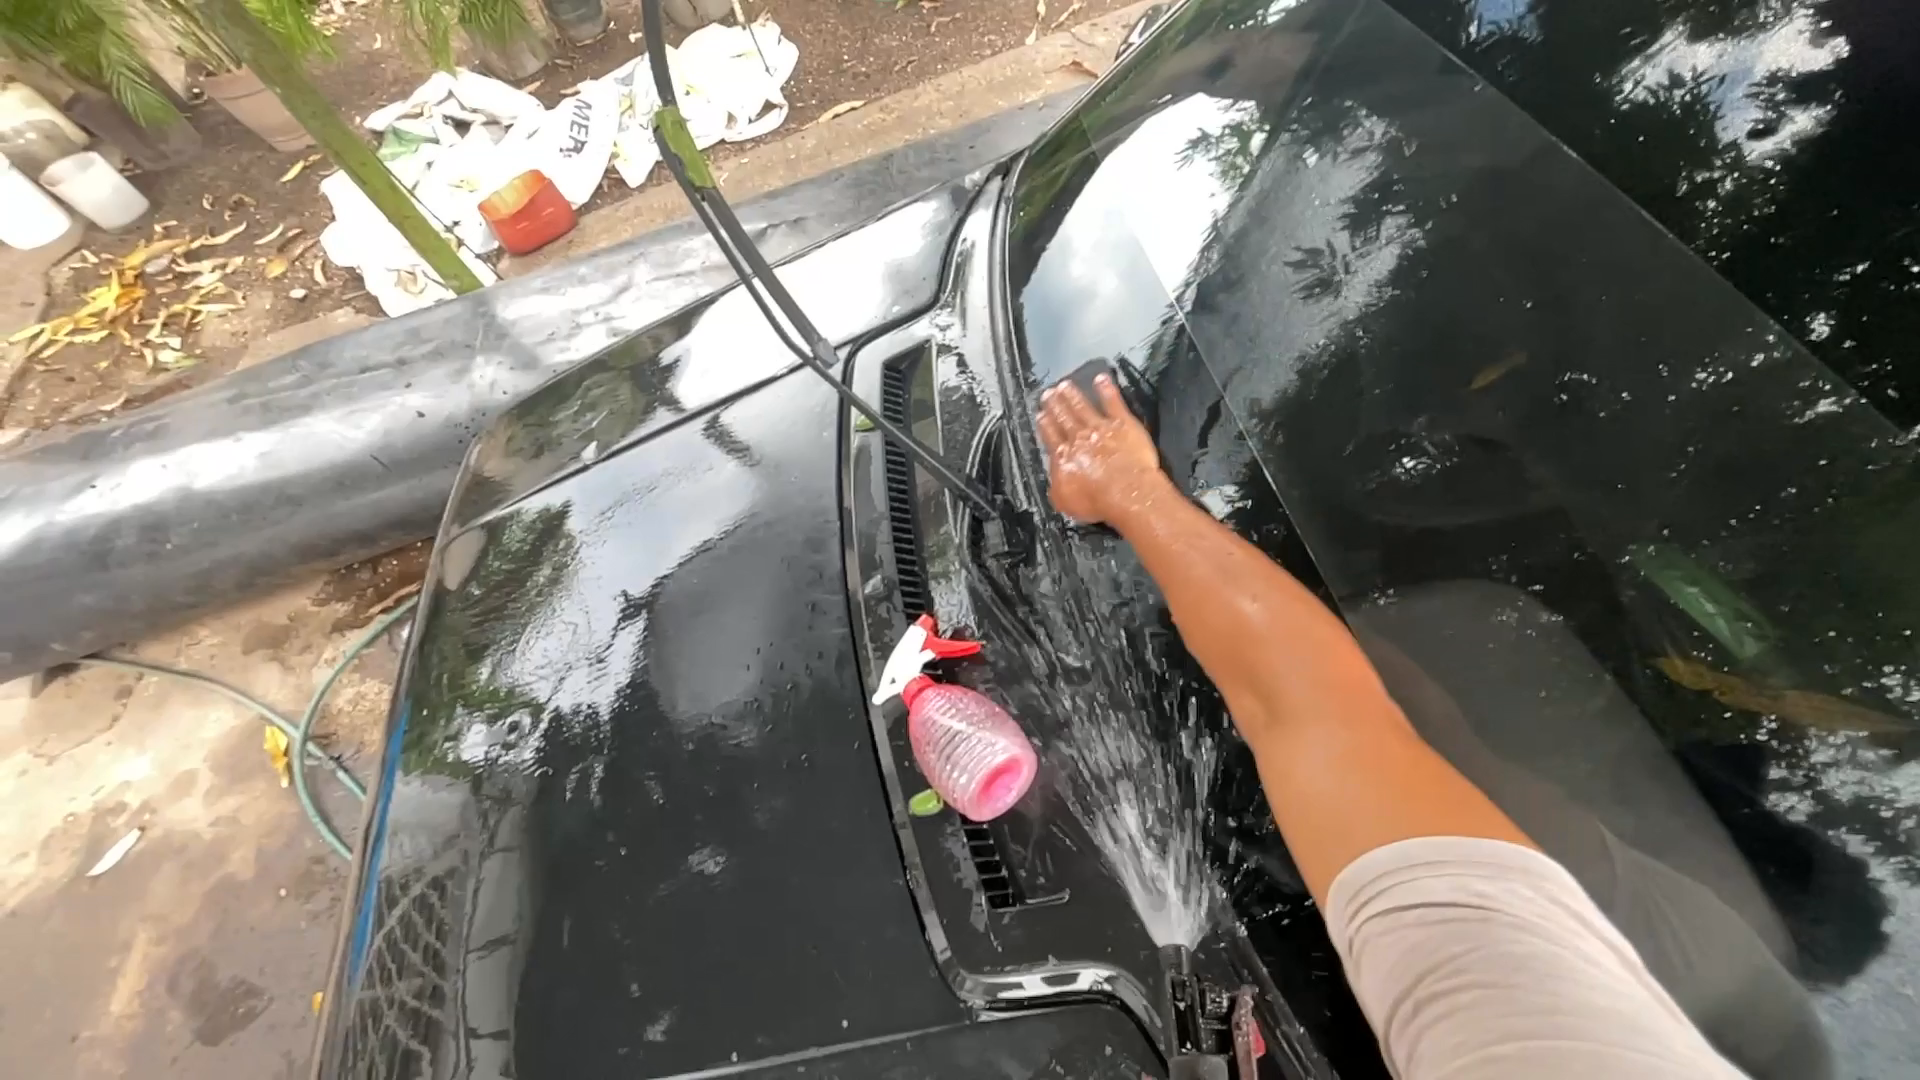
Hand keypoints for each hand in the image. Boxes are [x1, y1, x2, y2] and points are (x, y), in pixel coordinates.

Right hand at [1036, 373, 1171, 525]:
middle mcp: (1079, 438)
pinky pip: (1113, 402)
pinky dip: (1106, 389)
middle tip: (1048, 393)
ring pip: (1083, 407)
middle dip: (1055, 405)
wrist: (1127, 492)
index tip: (1040, 414)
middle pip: (1064, 417)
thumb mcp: (1065, 502)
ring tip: (1065, 385)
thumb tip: (1054, 481)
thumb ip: (1056, 487)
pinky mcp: (1123, 423)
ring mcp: (1101, 428)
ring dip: (1073, 395)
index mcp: (1063, 457)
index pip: (1050, 436)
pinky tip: (1101, 379)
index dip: (1044, 424)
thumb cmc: (1098, 502)